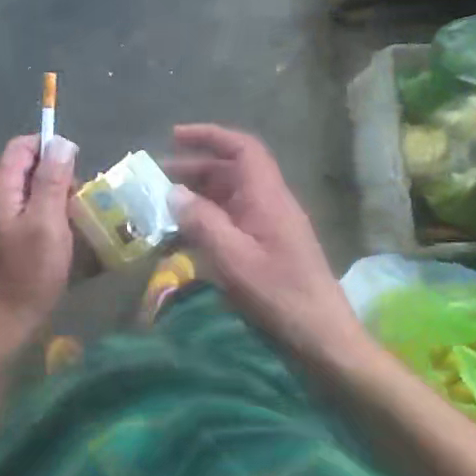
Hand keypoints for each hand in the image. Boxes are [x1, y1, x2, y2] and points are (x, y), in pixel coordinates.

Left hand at [0, 134, 77, 332]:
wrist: (14, 314)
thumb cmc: (33, 269)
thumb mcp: (47, 220)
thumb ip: (51, 179)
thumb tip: (60, 141)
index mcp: (2, 190)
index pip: (20, 147)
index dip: (47, 146)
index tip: (74, 163)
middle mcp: (1, 197)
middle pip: (29, 165)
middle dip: (57, 172)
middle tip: (76, 196)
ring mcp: (8, 215)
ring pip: (37, 187)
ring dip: (59, 193)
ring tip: (75, 215)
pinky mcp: (18, 231)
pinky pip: (38, 207)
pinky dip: (55, 210)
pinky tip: (69, 228)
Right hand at [164, 124, 367, 359]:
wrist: (321, 340)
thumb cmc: (278, 296)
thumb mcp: (232, 258)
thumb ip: (200, 221)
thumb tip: (172, 192)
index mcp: (268, 199)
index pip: (243, 149)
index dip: (210, 136)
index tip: (174, 136)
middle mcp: (270, 205)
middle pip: (231, 171)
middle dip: (192, 167)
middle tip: (155, 177)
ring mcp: (268, 228)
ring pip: (227, 196)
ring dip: (194, 195)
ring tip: (160, 205)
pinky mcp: (264, 248)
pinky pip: (229, 220)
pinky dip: (203, 219)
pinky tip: (180, 235)